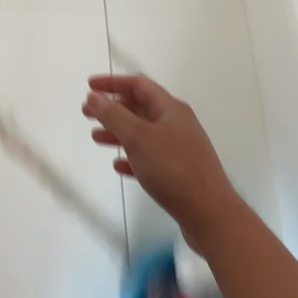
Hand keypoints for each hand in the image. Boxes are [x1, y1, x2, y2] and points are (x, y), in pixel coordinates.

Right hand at [83, 74, 237, 236]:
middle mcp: (177, 124)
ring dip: (118, 133)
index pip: (138, 84)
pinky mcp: (180, 172)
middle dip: (112, 108)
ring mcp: (180, 148)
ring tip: (96, 138)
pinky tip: (118, 166)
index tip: (89, 87)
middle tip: (87, 113)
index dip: (112, 82)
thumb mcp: (138, 138)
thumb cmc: (172, 169)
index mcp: (170, 109)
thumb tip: (94, 96)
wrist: (210, 214)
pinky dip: (132, 157)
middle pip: (139, 108)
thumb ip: (113, 115)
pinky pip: (150, 157)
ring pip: (143, 133)